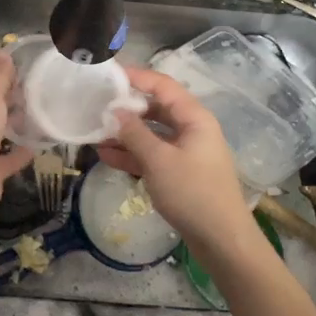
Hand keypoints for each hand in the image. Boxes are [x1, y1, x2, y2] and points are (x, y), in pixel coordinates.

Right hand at [96, 65, 258, 255]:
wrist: (222, 241)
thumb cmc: (193, 193)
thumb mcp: (158, 160)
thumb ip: (134, 133)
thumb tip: (115, 111)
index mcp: (194, 117)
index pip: (162, 85)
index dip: (135, 77)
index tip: (106, 75)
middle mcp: (191, 129)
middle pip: (155, 108)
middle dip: (126, 108)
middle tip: (95, 105)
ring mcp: (186, 152)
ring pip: (151, 133)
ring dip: (125, 133)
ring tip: (93, 132)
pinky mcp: (179, 173)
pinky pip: (152, 155)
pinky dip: (132, 154)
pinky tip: (105, 156)